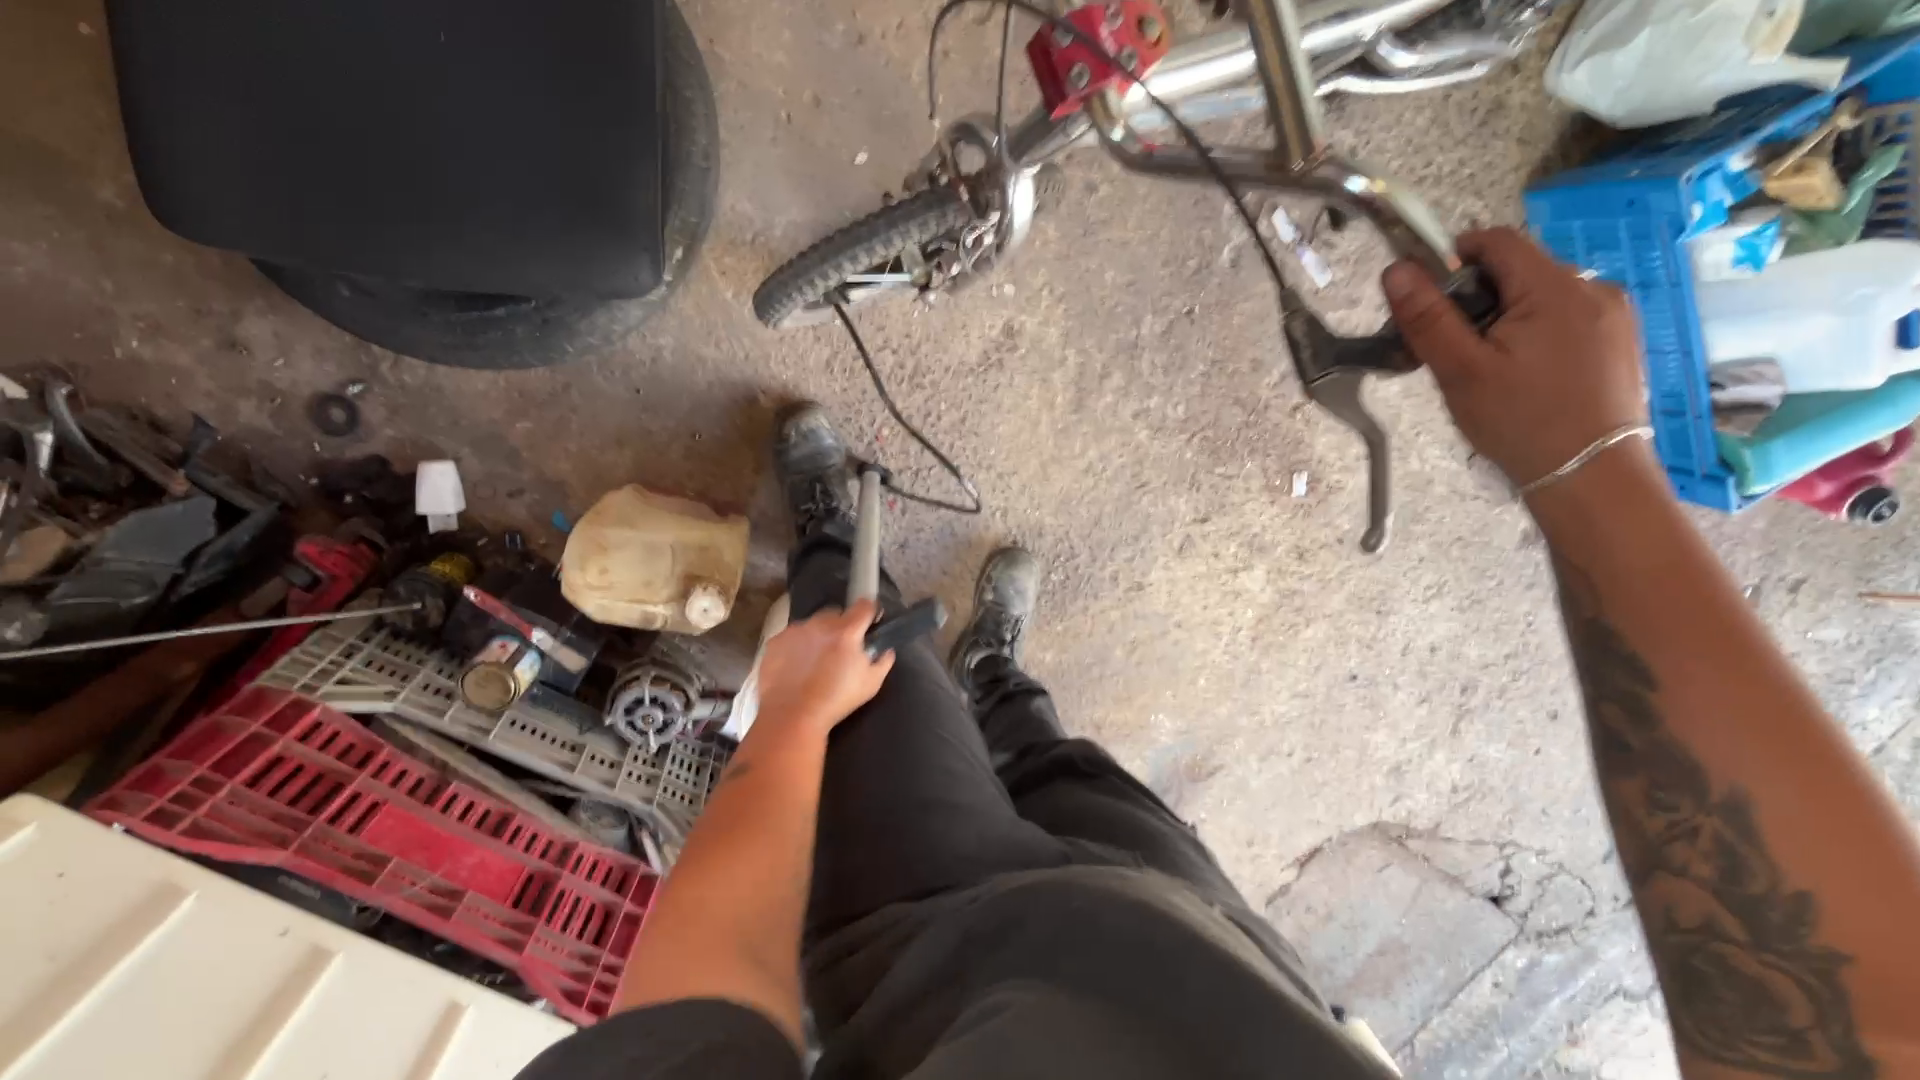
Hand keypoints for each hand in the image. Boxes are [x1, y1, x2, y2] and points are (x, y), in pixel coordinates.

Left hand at [751, 599, 894, 735]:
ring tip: (816, 661)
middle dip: (842, 625)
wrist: (792, 716)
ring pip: (812, 624)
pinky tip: (797, 666)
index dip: (870, 611)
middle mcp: (820, 624)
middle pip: (836, 613)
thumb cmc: (836, 701)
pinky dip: (797, 646)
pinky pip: (792, 636)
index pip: (864, 606)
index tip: (871, 620)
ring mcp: (795, 631)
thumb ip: (883, 661)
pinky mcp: (776, 641)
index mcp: (847, 632)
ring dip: (818, 635)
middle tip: (842, 648)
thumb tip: (886, 650)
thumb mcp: (871, 685)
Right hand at [1382, 227, 1654, 489]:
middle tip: (1452, 345)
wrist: (1591, 475)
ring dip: (1508, 316)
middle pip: (1520, 269)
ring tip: (1488, 366)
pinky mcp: (1621, 341)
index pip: (1497, 241)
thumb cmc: (1520, 421)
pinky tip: (1525, 375)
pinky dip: (1537, 333)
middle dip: (1479, 296)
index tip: (1428, 297)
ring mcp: (1614, 315)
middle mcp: (1593, 288)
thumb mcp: (1460, 371)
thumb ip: (1427, 317)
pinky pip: (1568, 318)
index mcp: (1554, 288)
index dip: (1455, 256)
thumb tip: (1396, 269)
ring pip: (1543, 295)